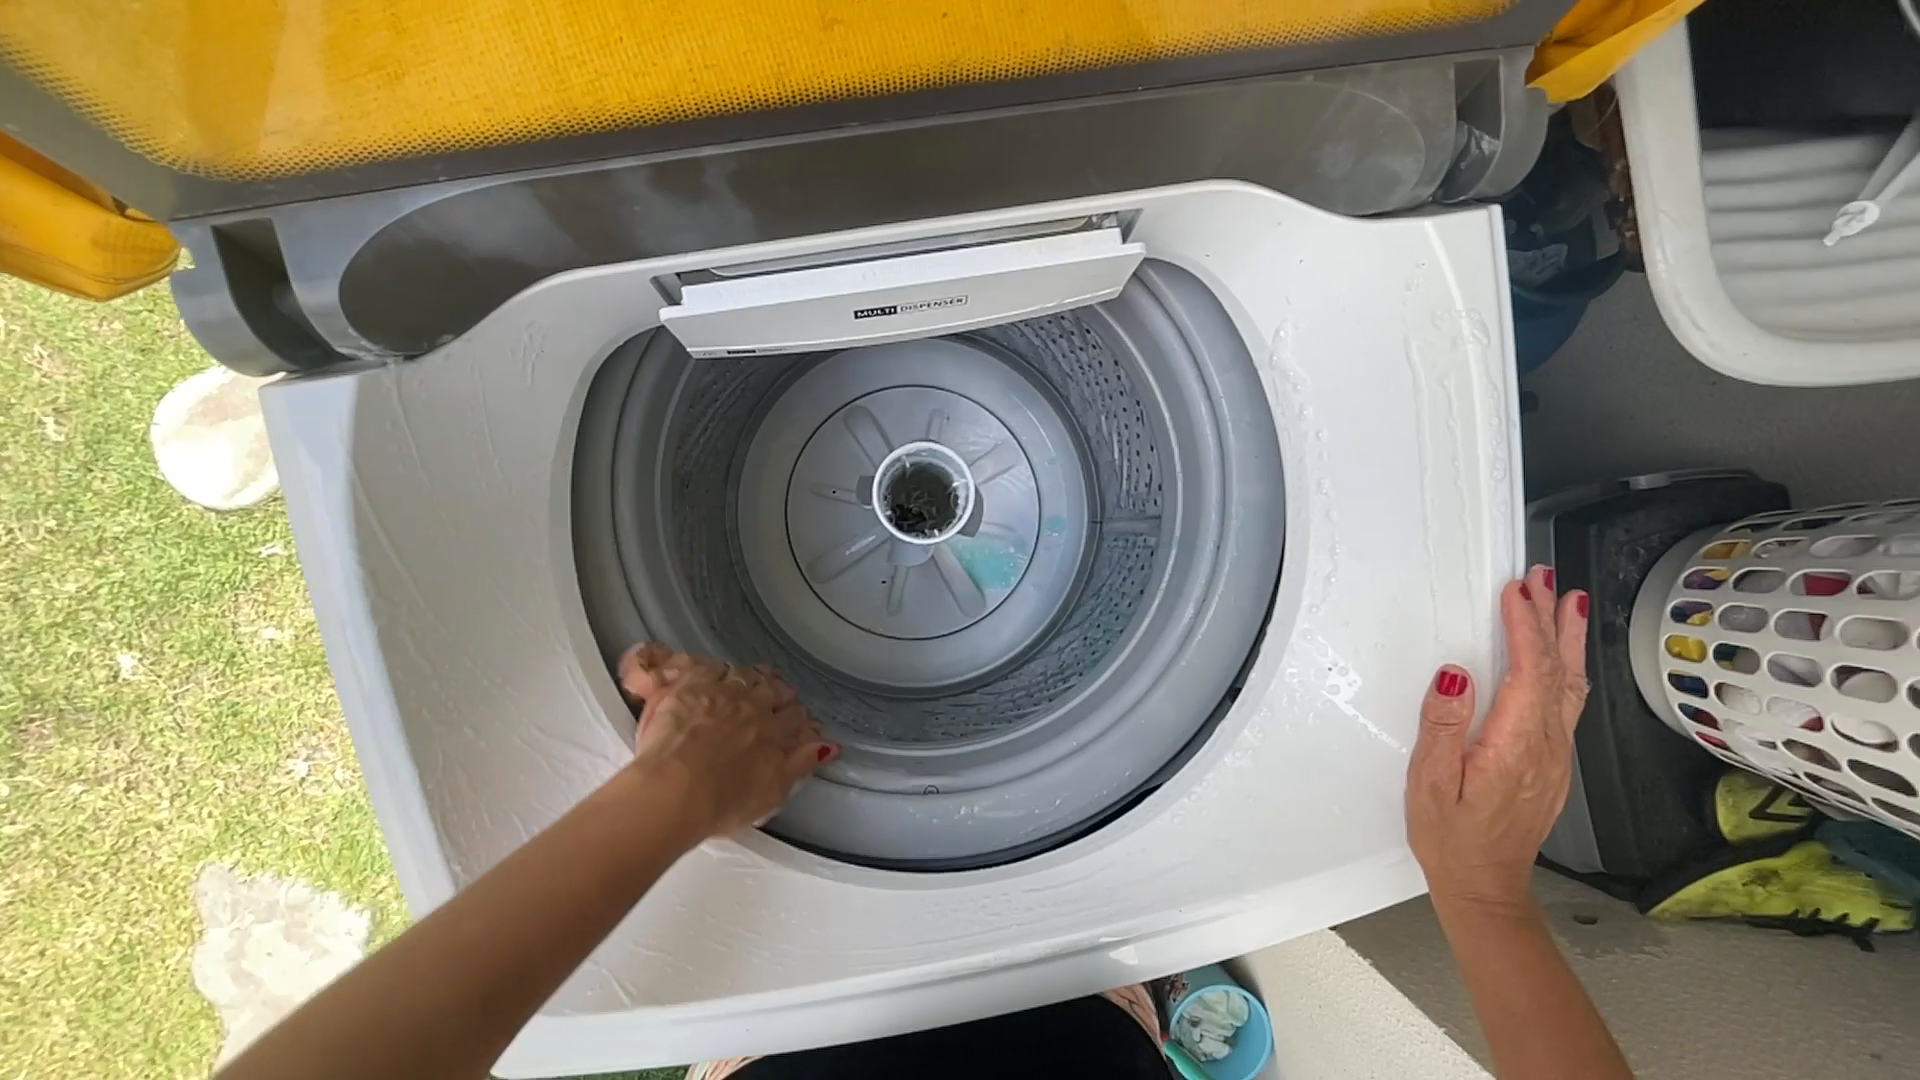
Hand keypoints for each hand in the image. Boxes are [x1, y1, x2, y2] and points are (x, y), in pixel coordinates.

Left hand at [615, 644, 838, 841]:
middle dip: (779, 693)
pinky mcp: (691, 685)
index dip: (799, 719)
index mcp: (775, 733)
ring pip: (746, 674)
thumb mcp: (773, 793)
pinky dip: (716, 668)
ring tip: (752, 678)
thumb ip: (802, 765)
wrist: (676, 789)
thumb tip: (829, 748)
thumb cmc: (722, 802)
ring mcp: (723, 693)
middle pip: (774, 690)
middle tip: (777, 696)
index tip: (799, 723)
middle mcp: (754, 707)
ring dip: (752, 676)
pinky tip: (715, 670)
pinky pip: (710, 666)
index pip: (796, 717)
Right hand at [1407, 565, 1588, 916]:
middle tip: (1548, 581)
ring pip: (1570, 686)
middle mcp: (1545, 748)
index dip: (1524, 628)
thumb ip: (1443, 726)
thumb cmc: (1451, 836)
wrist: (1484, 883)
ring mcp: (1555, 756)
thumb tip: (1455, 676)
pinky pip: (1567, 704)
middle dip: (1552, 621)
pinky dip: (1567, 670)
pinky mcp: (1551, 762)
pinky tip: (1564, 660)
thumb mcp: (1429, 782)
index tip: (1516, 593)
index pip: (1527, 674)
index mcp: (1514, 747)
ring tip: (1570, 604)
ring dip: (1568, 641)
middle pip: (1557, 672)